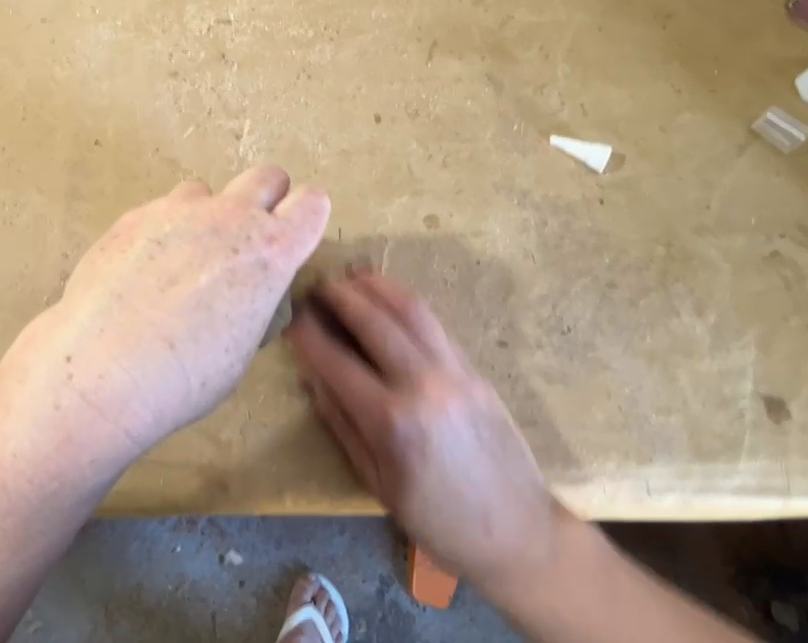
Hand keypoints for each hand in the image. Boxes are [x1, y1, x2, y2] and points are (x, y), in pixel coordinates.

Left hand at [0, 164, 329, 463]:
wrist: (105, 368)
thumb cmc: (186, 377)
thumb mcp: (243, 346)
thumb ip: (254, 300)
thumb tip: (244, 292)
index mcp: (270, 252)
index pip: (313, 202)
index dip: (305, 216)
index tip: (292, 235)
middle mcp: (230, 217)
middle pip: (267, 175)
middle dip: (265, 198)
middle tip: (244, 239)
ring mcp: (178, 210)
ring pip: (204, 190)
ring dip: (203, 216)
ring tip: (179, 262)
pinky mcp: (134, 215)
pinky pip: (159, 211)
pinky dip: (159, 233)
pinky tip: (139, 274)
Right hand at [287, 268, 562, 591]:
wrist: (518, 530)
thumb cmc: (438, 519)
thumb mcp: (377, 481)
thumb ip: (341, 423)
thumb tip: (312, 377)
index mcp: (391, 421)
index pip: (336, 360)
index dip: (307, 335)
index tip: (289, 319)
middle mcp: (422, 385)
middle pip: (372, 321)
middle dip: (338, 297)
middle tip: (314, 286)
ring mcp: (453, 371)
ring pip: (409, 309)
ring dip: (374, 286)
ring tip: (349, 276)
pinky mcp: (474, 368)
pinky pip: (434, 323)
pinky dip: (404, 302)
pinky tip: (387, 297)